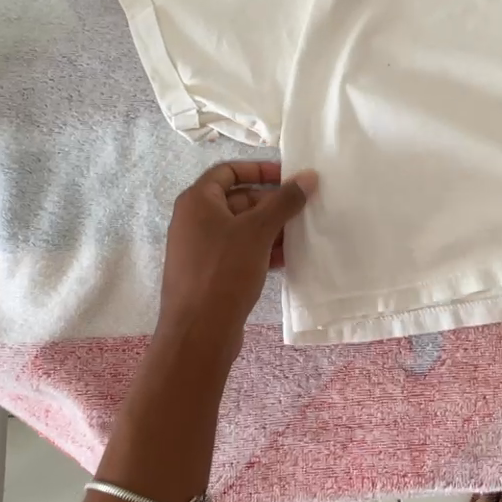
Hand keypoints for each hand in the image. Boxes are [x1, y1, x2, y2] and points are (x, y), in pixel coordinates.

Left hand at [158, 162, 315, 357]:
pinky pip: (238, 252)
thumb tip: (308, 176)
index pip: (228, 171)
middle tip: (301, 208)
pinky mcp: (209, 273)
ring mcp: (200, 249)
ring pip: (241, 228)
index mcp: (197, 201)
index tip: (288, 176)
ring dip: (270, 229)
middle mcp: (194, 221)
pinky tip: (286, 259)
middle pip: (237, 200)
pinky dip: (261, 250)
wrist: (198, 332)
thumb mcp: (258, 231)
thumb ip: (284, 201)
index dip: (258, 169)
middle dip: (270, 203)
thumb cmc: (224, 271)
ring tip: (300, 234)